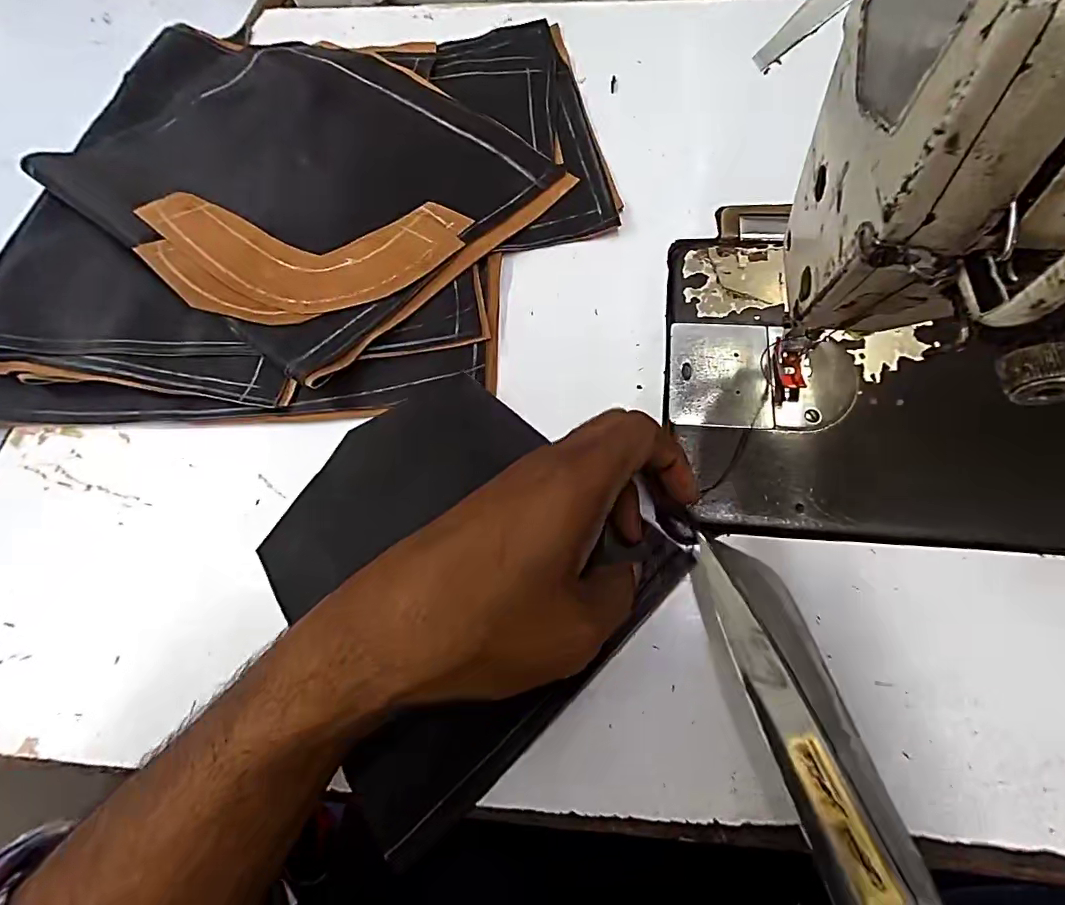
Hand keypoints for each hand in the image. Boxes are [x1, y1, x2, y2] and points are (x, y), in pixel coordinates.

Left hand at [299, 408, 698, 707]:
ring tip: (607, 557)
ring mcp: (508, 482)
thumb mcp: (578, 628)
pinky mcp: (485, 505)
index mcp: (572, 481)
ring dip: (608, 497)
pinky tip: (562, 567)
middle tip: (651, 527)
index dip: (672, 460)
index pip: (638, 431)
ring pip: (578, 464)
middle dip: (645, 475)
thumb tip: (620, 576)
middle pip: (610, 437)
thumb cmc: (481, 624)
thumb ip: (619, 593)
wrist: (383, 633)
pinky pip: (547, 487)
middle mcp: (539, 467)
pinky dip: (573, 511)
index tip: (682, 503)